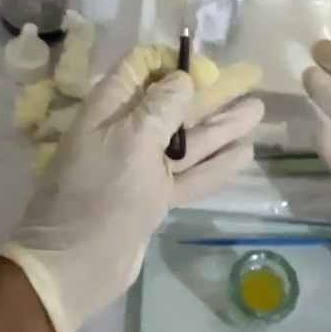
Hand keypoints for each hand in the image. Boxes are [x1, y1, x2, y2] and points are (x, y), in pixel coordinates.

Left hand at [1, 45, 264, 331]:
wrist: (73, 267)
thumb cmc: (99, 195)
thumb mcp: (129, 142)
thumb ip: (160, 108)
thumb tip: (182, 78)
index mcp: (109, 110)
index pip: (141, 69)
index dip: (172, 64)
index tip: (205, 69)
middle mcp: (126, 133)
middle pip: (173, 104)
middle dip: (209, 93)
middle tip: (249, 83)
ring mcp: (142, 168)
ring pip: (188, 140)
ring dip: (221, 125)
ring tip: (257, 110)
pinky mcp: (154, 198)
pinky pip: (191, 174)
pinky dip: (216, 164)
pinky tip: (245, 153)